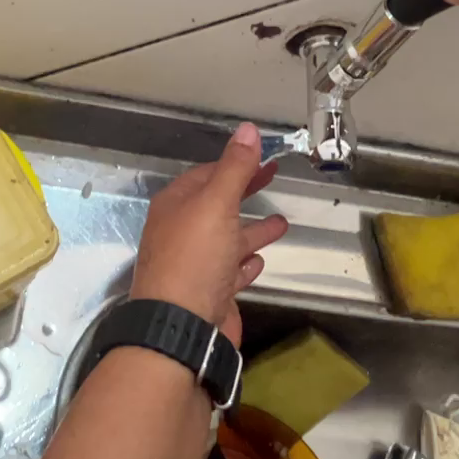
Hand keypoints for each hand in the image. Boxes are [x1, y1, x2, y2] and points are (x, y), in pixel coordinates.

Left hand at [130, 123, 289, 345]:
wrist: (180, 329)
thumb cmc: (195, 258)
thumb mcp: (217, 203)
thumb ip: (235, 168)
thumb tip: (247, 129)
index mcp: (176, 205)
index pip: (208, 174)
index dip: (236, 164)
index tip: (262, 156)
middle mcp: (181, 232)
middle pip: (218, 204)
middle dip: (245, 190)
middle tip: (274, 176)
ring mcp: (194, 266)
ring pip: (227, 240)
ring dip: (252, 230)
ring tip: (282, 223)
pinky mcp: (208, 295)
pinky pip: (229, 272)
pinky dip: (244, 264)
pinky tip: (259, 261)